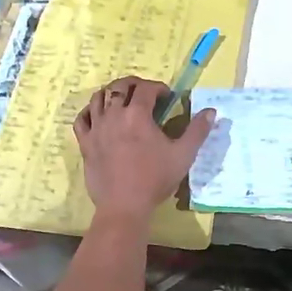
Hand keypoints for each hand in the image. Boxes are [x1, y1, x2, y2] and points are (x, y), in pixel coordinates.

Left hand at [73, 76, 213, 224]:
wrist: (124, 205)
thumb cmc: (155, 180)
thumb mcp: (183, 155)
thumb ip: (197, 131)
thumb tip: (211, 111)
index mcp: (137, 115)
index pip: (146, 88)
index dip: (158, 88)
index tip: (167, 98)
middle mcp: (113, 116)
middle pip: (119, 86)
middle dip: (134, 84)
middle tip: (144, 94)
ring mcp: (96, 129)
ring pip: (97, 98)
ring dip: (111, 94)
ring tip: (121, 102)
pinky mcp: (85, 144)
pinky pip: (81, 119)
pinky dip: (89, 112)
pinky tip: (97, 116)